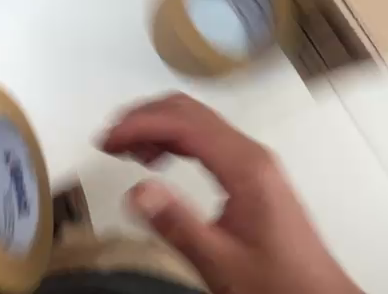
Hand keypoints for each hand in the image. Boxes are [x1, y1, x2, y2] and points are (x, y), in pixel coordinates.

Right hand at [99, 94, 359, 293]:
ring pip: (195, 119)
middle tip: (110, 139)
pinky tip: (157, 157)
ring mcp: (252, 160)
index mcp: (245, 166)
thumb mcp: (223, 264)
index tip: (108, 140)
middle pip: (187, 110)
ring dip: (156, 125)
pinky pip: (205, 137)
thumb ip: (178, 225)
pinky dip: (173, 137)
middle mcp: (250, 153)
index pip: (182, 123)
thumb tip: (136, 191)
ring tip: (125, 148)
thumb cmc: (280, 286)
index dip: (139, 125)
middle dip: (143, 117)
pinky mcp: (251, 172)